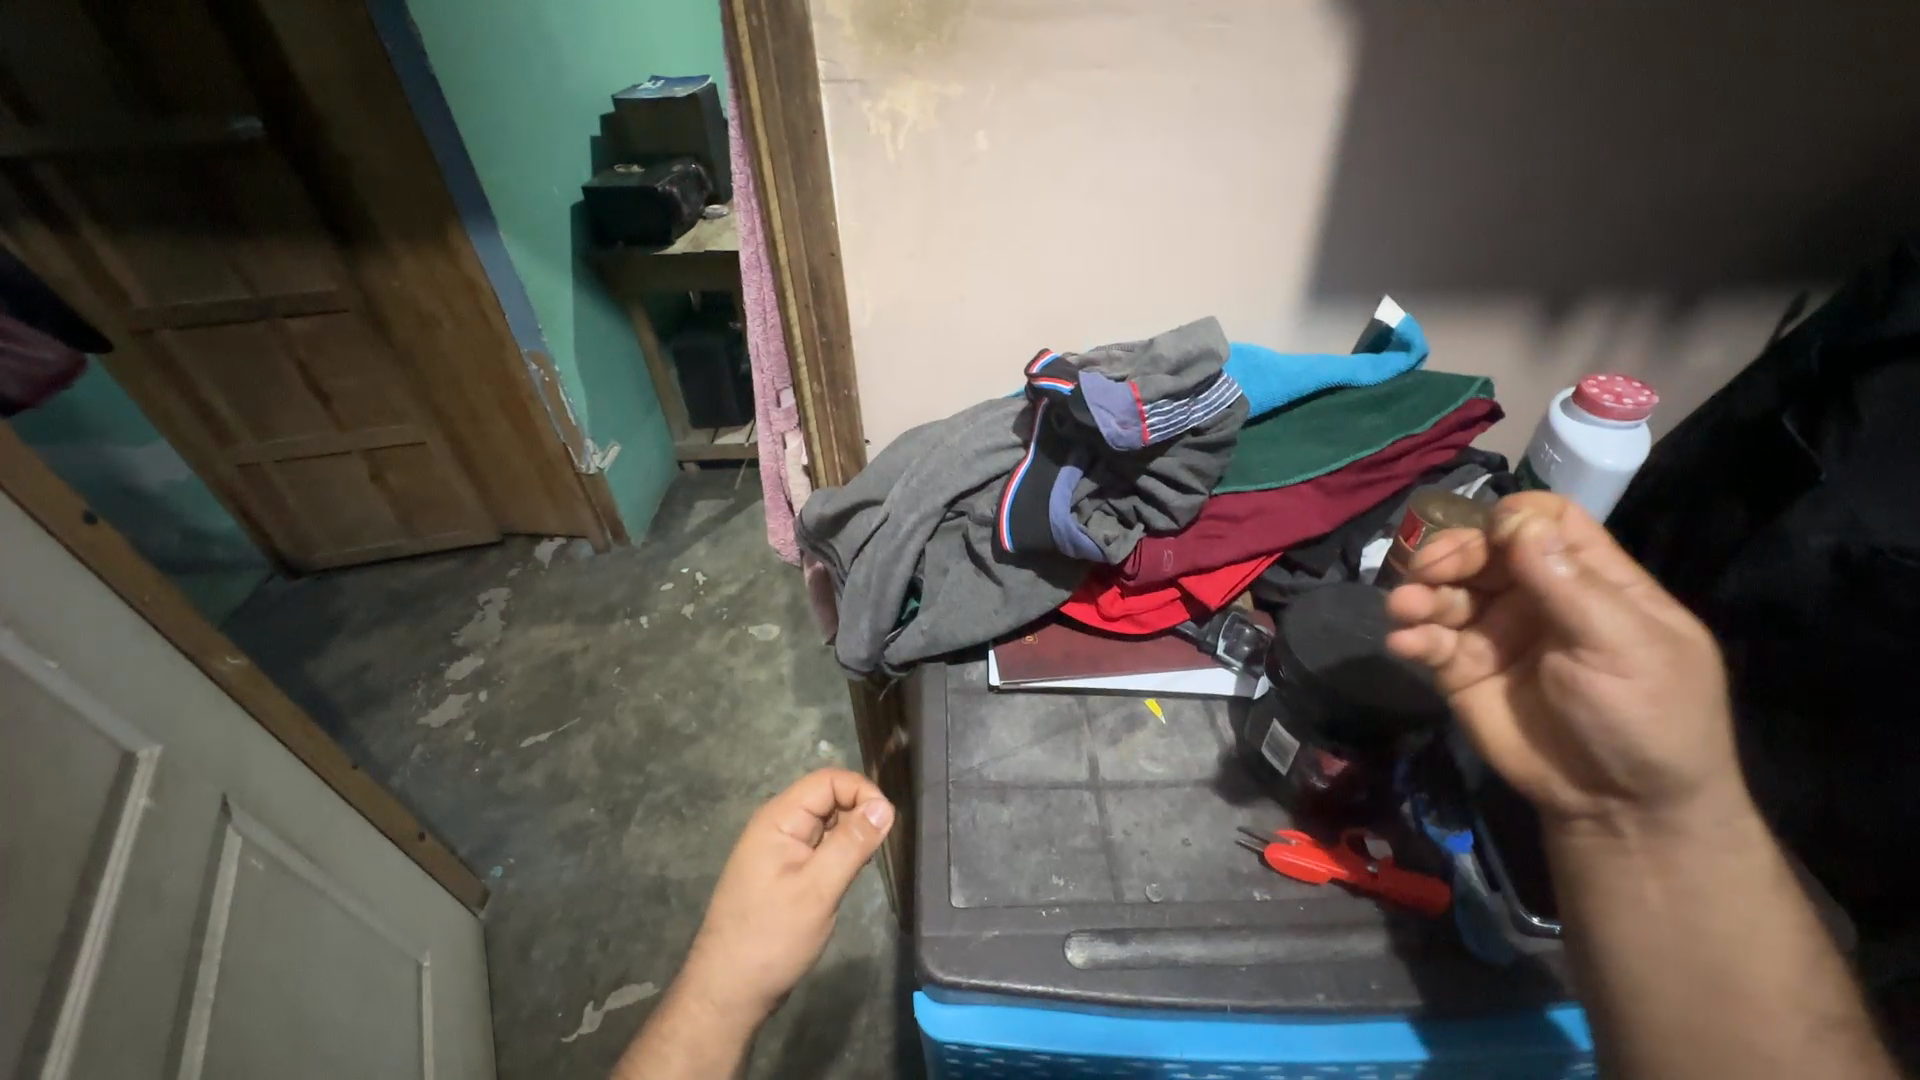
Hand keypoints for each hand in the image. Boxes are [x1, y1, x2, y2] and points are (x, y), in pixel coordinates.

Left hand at [675, 768, 894, 1025]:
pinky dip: (839, 853)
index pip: (828, 780)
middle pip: (828, 797)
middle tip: (876, 850)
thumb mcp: (818, 890)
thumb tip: (885, 806)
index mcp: (779, 819)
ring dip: (850, 835)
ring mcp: (779, 849)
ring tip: (862, 865)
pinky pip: (819, 846)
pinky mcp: (784, 871)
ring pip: (826, 822)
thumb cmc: (771, 938)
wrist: (728, 992)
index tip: (887, 823)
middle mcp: (777, 825)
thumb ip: (852, 844)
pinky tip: (846, 877)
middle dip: (858, 813)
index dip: (861, 792)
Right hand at [1384, 492, 1745, 832]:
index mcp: (1588, 582)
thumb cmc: (1646, 718)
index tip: (1489, 537)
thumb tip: (1516, 522)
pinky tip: (1406, 644)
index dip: (1513, 520)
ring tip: (1405, 610)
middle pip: (1481, 550)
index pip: (1545, 522)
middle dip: (1450, 554)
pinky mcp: (1459, 669)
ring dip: (1418, 592)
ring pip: (1445, 590)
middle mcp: (1534, 597)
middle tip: (1428, 572)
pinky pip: (1426, 639)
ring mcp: (1493, 632)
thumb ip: (1569, 584)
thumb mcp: (1623, 647)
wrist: (1618, 805)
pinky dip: (1409, 636)